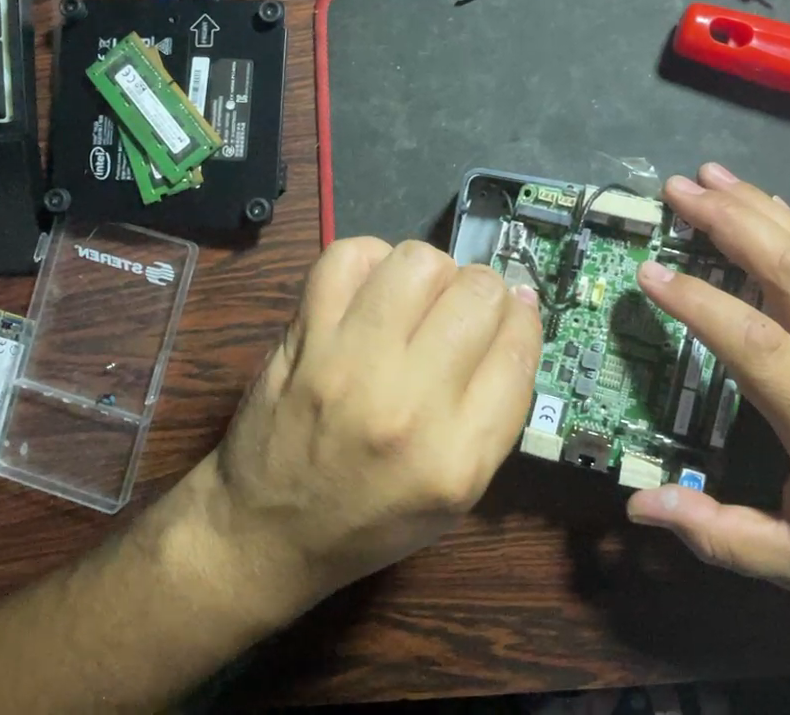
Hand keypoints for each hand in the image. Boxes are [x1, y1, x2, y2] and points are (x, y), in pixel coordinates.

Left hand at [207, 238, 541, 600]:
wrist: (269, 531)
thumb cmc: (374, 518)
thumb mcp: (460, 492)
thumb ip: (499, 404)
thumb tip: (519, 307)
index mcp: (459, 456)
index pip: (519, 345)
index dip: (521, 318)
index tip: (509, 316)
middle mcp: (407, 405)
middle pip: (477, 294)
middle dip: (482, 291)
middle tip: (458, 312)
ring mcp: (349, 365)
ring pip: (419, 263)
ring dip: (430, 272)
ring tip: (417, 299)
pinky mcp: (304, 339)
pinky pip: (348, 258)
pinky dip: (369, 260)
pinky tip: (372, 291)